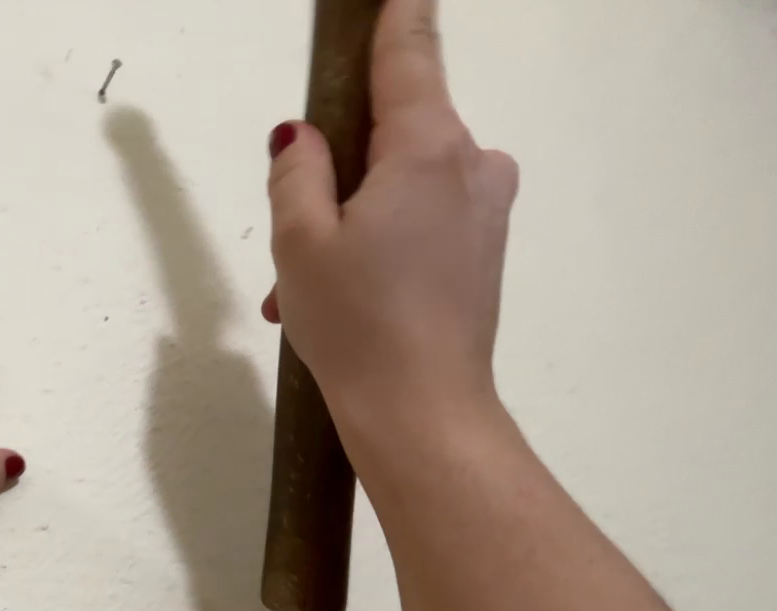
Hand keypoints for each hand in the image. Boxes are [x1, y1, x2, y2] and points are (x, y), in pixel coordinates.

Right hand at [262, 0, 519, 442]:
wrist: (420, 406)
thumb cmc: (354, 321)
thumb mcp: (299, 245)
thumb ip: (296, 176)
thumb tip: (301, 138)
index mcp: (427, 150)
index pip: (409, 60)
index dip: (398, 19)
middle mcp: (472, 164)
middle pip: (394, 140)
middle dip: (334, 185)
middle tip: (289, 254)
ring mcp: (487, 209)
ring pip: (400, 193)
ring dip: (347, 231)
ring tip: (305, 297)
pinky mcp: (485, 250)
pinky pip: (421, 227)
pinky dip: (375, 252)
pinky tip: (343, 305)